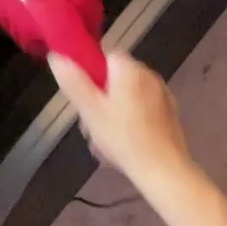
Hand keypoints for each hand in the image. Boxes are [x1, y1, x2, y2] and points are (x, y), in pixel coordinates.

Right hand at [49, 50, 198, 197]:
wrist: (163, 169)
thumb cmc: (123, 138)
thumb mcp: (90, 111)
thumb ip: (73, 82)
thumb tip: (57, 56)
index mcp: (130, 70)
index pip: (106, 56)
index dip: (91, 73)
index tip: (83, 96)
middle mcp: (150, 76)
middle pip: (116, 78)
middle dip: (99, 98)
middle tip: (90, 124)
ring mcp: (162, 95)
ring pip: (128, 97)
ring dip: (112, 113)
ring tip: (103, 140)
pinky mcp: (169, 114)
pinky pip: (142, 110)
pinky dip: (130, 121)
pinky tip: (123, 143)